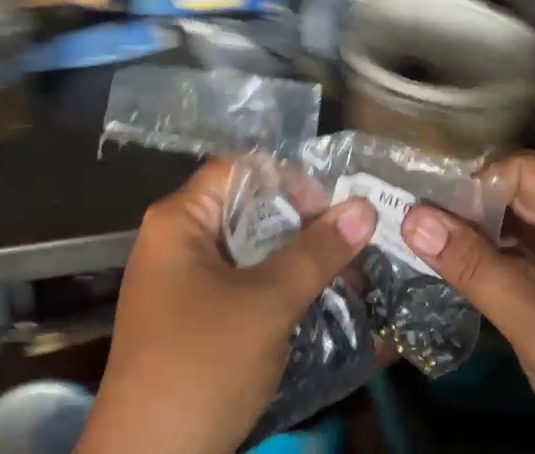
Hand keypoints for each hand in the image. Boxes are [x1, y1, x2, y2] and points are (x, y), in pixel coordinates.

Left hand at [78, 159, 377, 453]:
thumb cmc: (204, 364)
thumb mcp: (268, 303)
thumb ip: (316, 253)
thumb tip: (363, 208)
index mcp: (177, 220)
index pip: (239, 171)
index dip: (288, 181)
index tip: (333, 211)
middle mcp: (172, 242)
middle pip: (243, 211)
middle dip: (298, 226)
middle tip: (348, 245)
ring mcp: (177, 284)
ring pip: (244, 253)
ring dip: (291, 262)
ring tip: (341, 277)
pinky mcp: (187, 320)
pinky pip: (236, 287)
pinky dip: (272, 291)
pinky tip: (309, 307)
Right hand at [401, 153, 534, 453]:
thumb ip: (475, 267)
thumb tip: (411, 215)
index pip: (529, 171)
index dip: (473, 179)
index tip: (416, 193)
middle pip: (527, 196)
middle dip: (470, 205)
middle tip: (404, 209)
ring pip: (527, 231)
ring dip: (479, 235)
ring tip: (416, 232)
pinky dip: (497, 264)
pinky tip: (453, 265)